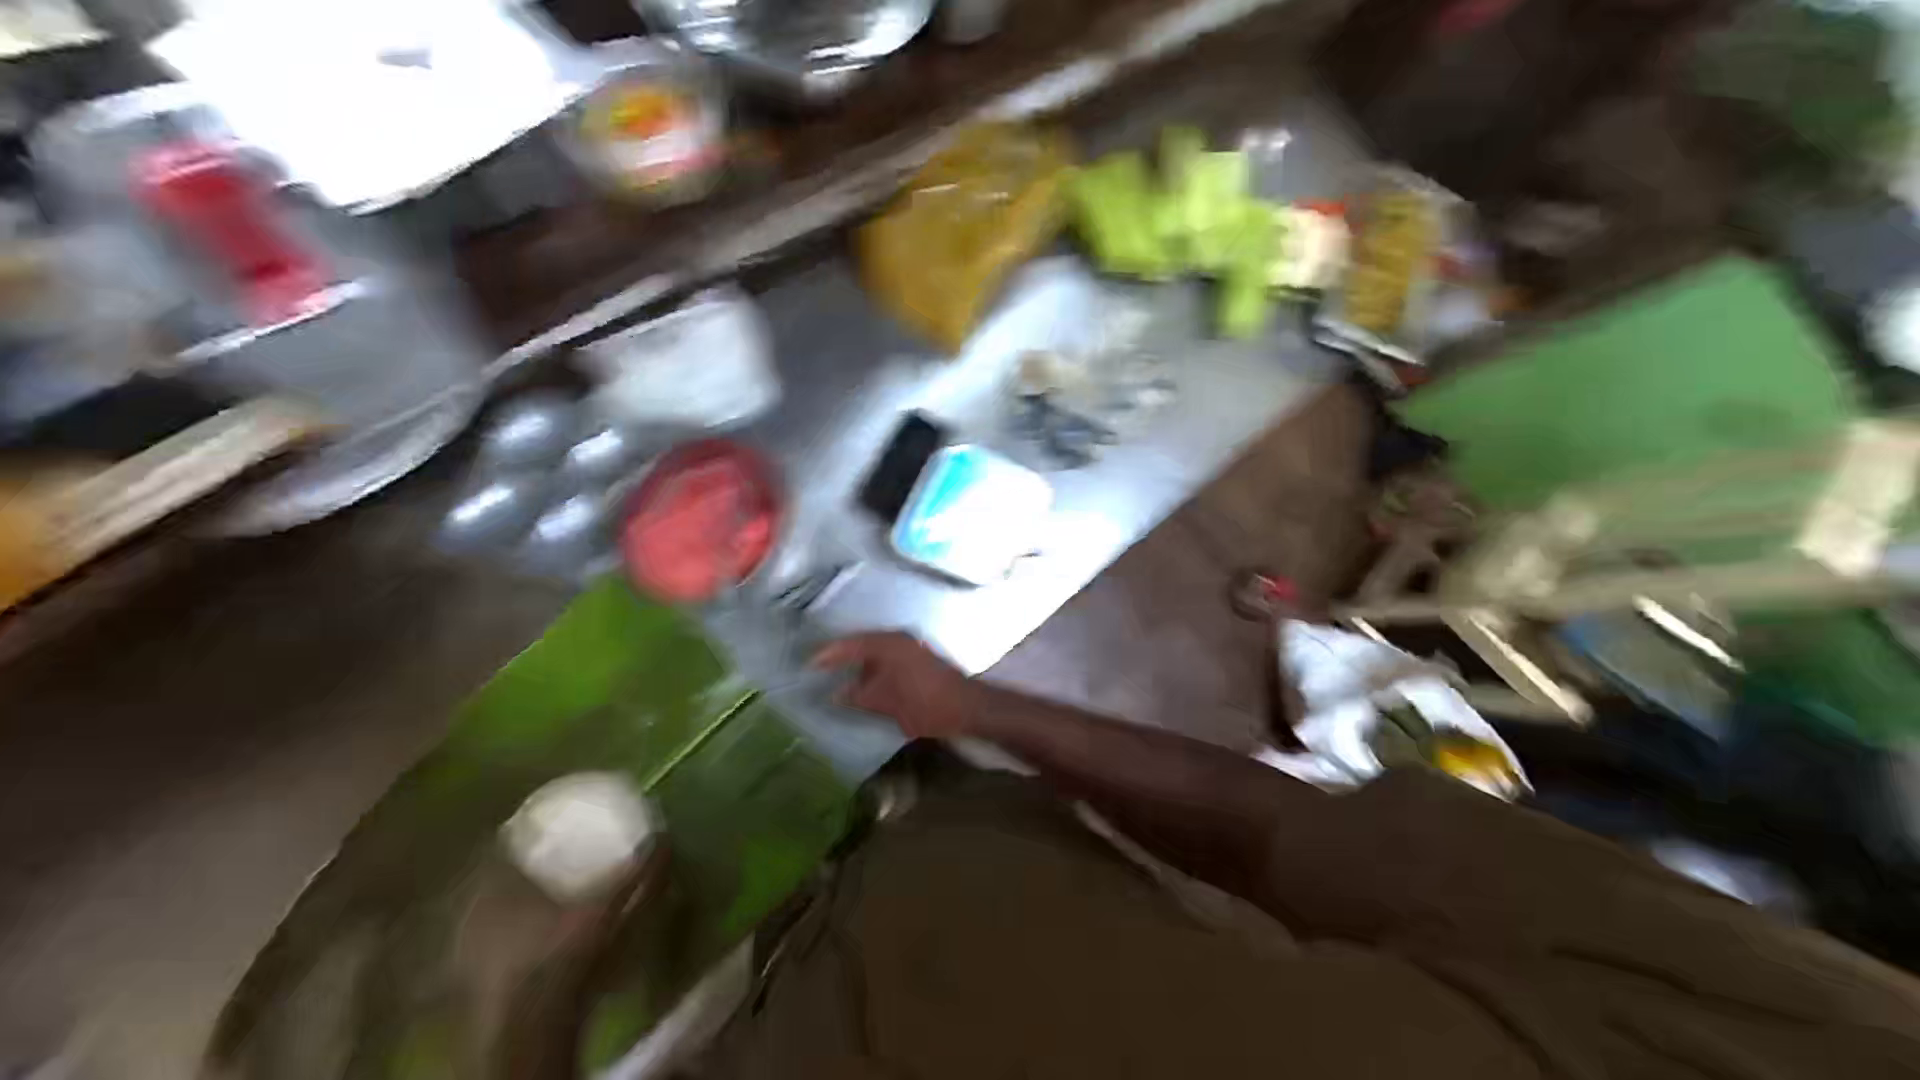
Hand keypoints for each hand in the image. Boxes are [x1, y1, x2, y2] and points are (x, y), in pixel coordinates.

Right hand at [811, 632, 979, 738]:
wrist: (968, 707)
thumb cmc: (927, 704)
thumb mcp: (888, 704)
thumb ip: (860, 696)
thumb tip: (835, 694)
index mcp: (890, 643)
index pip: (850, 643)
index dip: (828, 654)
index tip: (808, 663)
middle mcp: (899, 638)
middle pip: (861, 641)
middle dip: (840, 653)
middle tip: (816, 665)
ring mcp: (910, 646)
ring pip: (874, 649)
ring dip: (856, 660)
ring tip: (834, 673)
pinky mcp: (917, 657)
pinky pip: (886, 656)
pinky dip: (871, 665)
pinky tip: (862, 680)